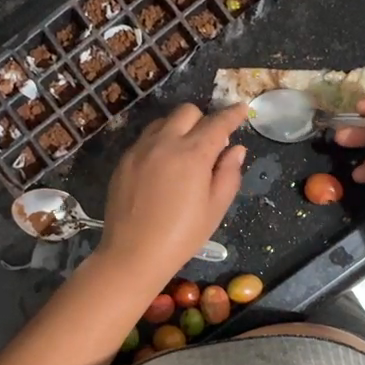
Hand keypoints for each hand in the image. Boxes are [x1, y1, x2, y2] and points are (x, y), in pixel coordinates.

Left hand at [96, 103, 247, 279]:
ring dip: (178, 129)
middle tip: (209, 143)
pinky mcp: (123, 162)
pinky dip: (158, 144)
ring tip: (183, 154)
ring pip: (162, 122)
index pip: (217, 123)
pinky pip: (145, 140)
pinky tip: (161, 169)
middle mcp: (165, 143)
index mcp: (193, 154)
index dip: (232, 115)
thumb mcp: (215, 209)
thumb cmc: (182, 236)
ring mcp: (140, 150)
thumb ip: (229, 174)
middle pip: (187, 112)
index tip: (241, 110)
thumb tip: (236, 150)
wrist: (133, 254)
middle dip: (202, 120)